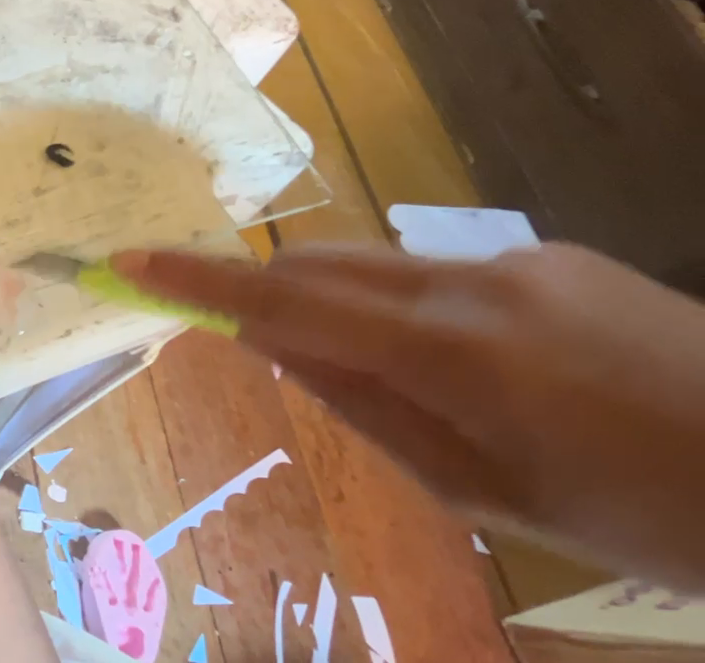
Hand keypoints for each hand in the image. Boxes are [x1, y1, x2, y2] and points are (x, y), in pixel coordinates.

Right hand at [113, 242, 704, 589]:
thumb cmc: (643, 518)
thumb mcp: (484, 491)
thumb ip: (363, 406)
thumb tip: (274, 345)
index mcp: (452, 354)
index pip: (288, 302)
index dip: (198, 280)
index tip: (130, 262)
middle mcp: (473, 283)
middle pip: (318, 264)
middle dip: (266, 289)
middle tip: (252, 333)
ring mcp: (518, 259)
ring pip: (374, 262)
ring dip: (341, 301)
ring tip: (394, 371)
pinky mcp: (552, 254)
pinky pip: (437, 268)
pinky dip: (408, 302)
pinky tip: (476, 359)